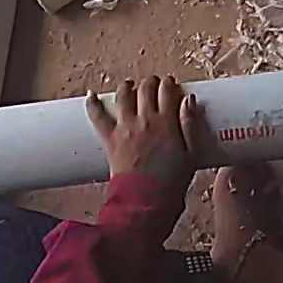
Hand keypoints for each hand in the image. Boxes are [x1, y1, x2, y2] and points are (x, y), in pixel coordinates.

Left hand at [86, 75, 200, 191]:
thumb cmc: (171, 181)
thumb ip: (190, 125)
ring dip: (127, 86)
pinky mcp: (110, 138)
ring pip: (123, 95)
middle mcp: (145, 119)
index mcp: (167, 123)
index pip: (167, 91)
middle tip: (153, 84)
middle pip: (146, 89)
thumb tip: (189, 100)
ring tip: (129, 85)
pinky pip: (97, 116)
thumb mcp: (191, 154)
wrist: (145, 200)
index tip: (170, 83)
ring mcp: (125, 127)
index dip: (169, 83)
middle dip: (150, 83)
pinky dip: (92, 103)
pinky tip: (92, 95)